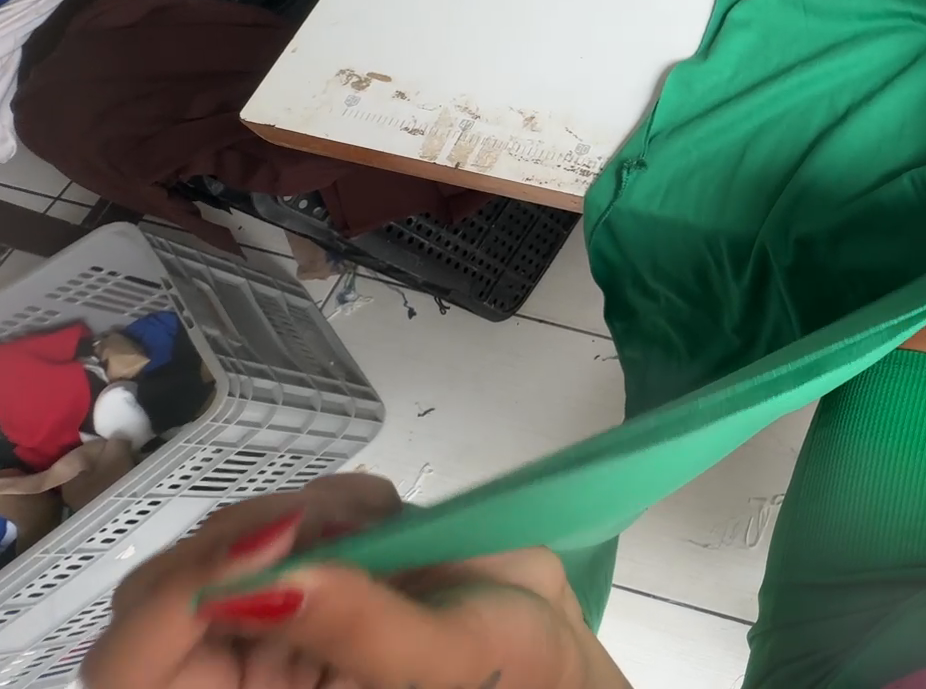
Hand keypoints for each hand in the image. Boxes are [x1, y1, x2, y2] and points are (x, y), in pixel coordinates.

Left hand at [82, 474, 628, 688]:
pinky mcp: (320, 570)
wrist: (549, 649)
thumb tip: (259, 589)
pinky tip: (384, 508)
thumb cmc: (504, 672)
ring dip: (304, 508)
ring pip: (228, 540)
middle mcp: (237, 667)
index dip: (181, 595)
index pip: (135, 666)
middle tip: (343, 513)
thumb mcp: (435, 662)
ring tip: (382, 512)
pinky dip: (338, 495)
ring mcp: (275, 617)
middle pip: (168, 591)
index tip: (283, 532)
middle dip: (249, 535)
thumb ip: (354, 629)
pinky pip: (291, 514)